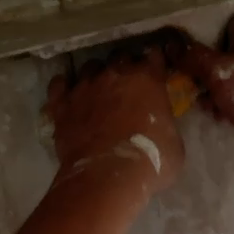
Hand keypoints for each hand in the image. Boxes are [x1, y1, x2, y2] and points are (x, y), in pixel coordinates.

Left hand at [45, 45, 184, 194]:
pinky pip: (59, 85)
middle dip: (124, 67)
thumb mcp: (174, 144)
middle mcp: (115, 74)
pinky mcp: (63, 103)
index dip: (154, 62)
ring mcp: (86, 86)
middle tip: (126, 85)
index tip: (154, 69)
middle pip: (120, 57)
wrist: (106, 177)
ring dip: (95, 76)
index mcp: (147, 79)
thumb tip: (160, 124)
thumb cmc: (149, 162)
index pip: (153, 55)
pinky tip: (68, 97)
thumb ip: (166, 123)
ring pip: (90, 67)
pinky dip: (63, 89)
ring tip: (97, 91)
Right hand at [179, 11, 233, 168]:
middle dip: (207, 71)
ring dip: (216, 89)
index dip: (206, 36)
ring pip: (232, 74)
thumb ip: (192, 57)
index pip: (224, 22)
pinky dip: (231, 101)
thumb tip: (169, 44)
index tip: (190, 54)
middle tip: (194, 86)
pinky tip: (222, 117)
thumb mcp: (216, 73)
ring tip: (208, 106)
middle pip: (225, 51)